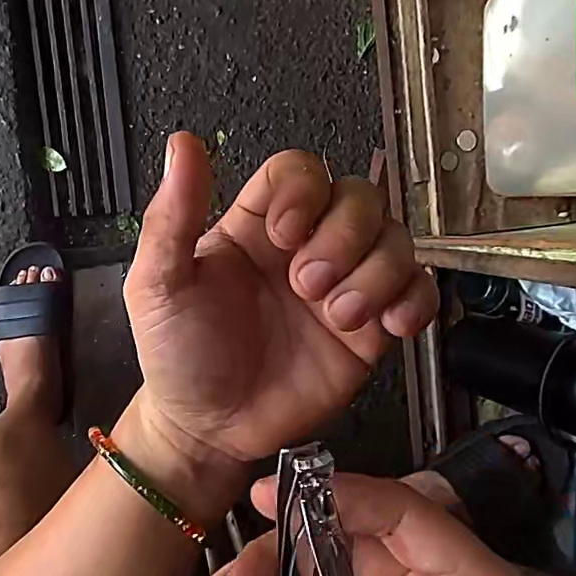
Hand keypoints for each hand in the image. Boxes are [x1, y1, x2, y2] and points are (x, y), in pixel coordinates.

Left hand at [117, 134, 437, 501]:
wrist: (209, 428)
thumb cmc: (179, 354)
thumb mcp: (159, 284)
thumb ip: (171, 217)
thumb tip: (182, 146)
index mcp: (255, 226)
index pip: (299, 172)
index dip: (303, 191)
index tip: (284, 233)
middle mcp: (304, 247)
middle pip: (358, 197)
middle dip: (343, 236)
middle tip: (307, 284)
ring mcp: (341, 285)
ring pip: (394, 239)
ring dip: (376, 271)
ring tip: (337, 313)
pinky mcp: (370, 328)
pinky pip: (417, 292)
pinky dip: (415, 299)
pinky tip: (388, 323)